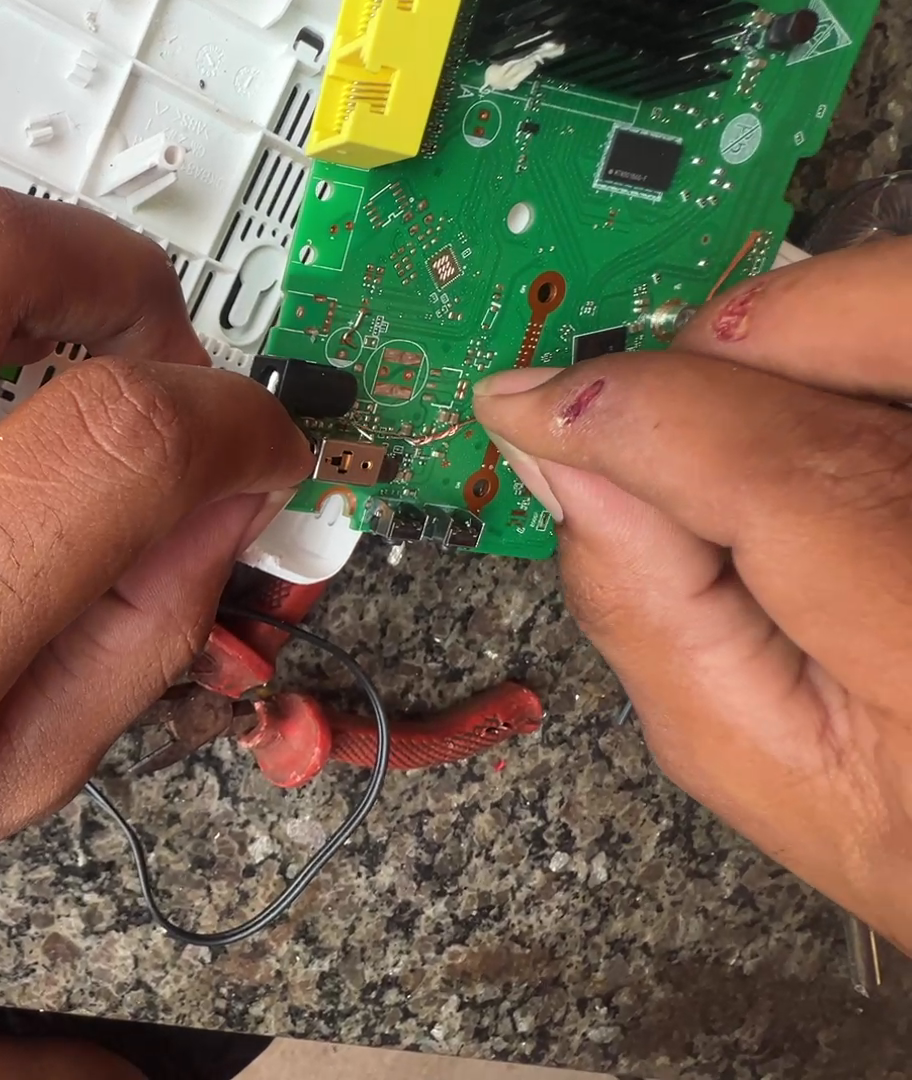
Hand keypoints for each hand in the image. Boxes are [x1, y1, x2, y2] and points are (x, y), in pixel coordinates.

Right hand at [474, 237, 911, 946]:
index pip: (782, 467)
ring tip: (736, 425)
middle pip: (869, 324)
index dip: (626, 413)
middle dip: (717, 350)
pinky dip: (840, 352)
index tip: (517, 404)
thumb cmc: (906, 819)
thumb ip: (638, 606)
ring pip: (896, 301)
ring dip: (782, 342)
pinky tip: (818, 427)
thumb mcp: (741, 750)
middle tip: (649, 416)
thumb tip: (553, 464)